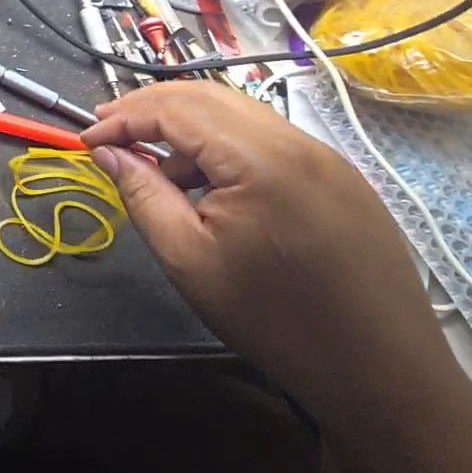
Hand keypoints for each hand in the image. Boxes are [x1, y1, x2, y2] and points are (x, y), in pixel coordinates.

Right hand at [79, 82, 446, 410]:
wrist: (384, 376)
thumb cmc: (274, 319)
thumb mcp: (188, 258)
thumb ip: (142, 194)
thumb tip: (107, 152)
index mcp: (262, 160)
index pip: (175, 110)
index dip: (124, 118)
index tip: (87, 140)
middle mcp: (300, 144)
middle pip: (208, 96)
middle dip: (150, 106)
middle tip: (108, 128)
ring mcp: (329, 159)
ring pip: (240, 114)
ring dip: (186, 123)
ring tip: (151, 159)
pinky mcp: (343, 180)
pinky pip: (269, 140)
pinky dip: (223, 143)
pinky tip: (204, 180)